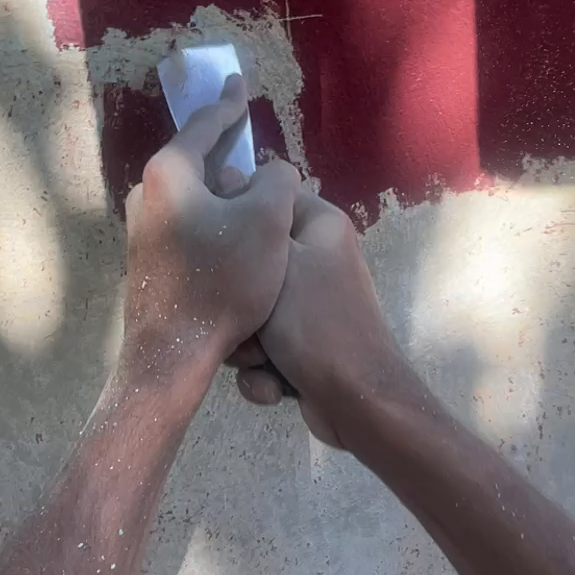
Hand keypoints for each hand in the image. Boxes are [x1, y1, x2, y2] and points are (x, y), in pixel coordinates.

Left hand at [122, 73, 300, 376]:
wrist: (174, 352)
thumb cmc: (222, 280)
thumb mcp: (267, 222)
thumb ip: (276, 181)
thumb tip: (272, 171)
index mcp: (169, 172)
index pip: (205, 125)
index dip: (229, 102)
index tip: (237, 81)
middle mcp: (147, 192)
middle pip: (196, 158)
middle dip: (226, 148)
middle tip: (249, 137)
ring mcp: (141, 226)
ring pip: (193, 192)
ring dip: (223, 188)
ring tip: (252, 192)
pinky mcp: (147, 255)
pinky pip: (187, 218)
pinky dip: (213, 214)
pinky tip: (234, 232)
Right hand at [229, 189, 413, 448]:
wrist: (359, 405)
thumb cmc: (314, 324)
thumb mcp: (276, 261)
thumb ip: (250, 218)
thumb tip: (227, 168)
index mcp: (319, 223)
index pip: (266, 197)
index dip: (236, 216)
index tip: (214, 241)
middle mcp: (318, 256)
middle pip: (252, 261)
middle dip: (239, 301)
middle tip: (238, 316)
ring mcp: (311, 304)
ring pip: (251, 309)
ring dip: (248, 342)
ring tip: (259, 357)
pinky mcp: (305, 345)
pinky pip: (265, 346)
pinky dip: (265, 369)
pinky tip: (274, 384)